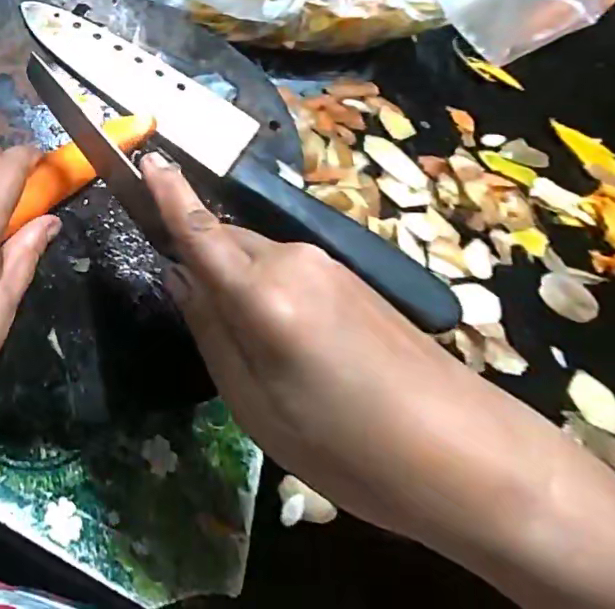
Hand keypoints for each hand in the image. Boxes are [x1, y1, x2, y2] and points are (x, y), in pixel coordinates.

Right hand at [139, 150, 463, 535]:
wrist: (467, 454)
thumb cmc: (346, 446)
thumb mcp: (256, 405)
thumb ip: (211, 331)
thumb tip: (178, 275)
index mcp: (262, 293)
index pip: (200, 230)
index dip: (169, 194)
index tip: (147, 159)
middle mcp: (292, 260)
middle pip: (226, 243)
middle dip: (203, 262)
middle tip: (202, 323)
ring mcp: (328, 265)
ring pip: (257, 257)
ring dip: (238, 282)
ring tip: (255, 352)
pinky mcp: (352, 277)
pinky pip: (287, 270)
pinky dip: (269, 290)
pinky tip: (290, 345)